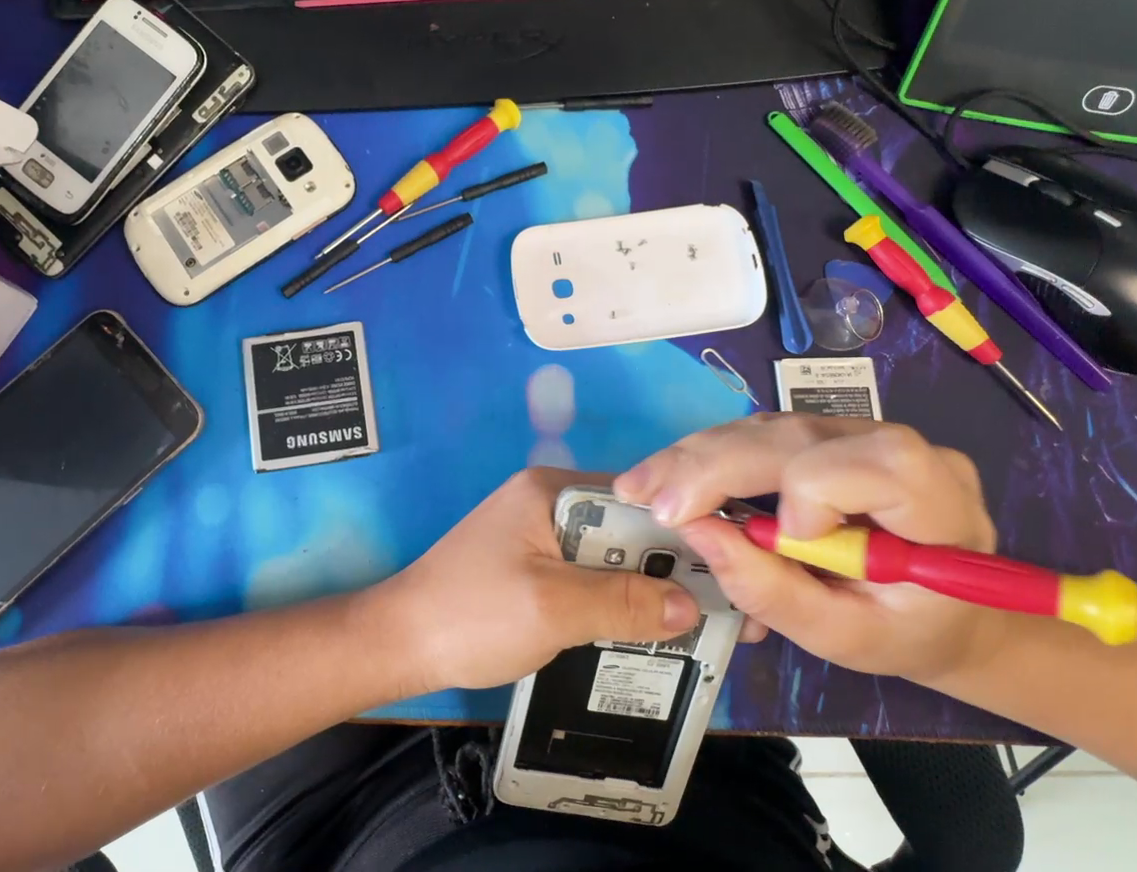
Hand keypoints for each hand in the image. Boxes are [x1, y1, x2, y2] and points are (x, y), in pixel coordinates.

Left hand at [367, 468, 701, 694]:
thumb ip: (623, 602)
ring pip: (614, 557)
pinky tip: (650, 630)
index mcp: (552, 493)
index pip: (641, 501)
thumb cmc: (472, 615)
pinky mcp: (534, 566)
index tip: (737, 574)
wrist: (399, 643)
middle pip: (631, 530)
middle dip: (676, 568)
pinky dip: (620, 601)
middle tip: (731, 613)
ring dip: (650, 590)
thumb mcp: (553, 608)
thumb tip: (691, 606)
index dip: (690, 537)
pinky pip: (592, 578)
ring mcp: (539, 535)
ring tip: (705, 627)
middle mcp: (549, 503)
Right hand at [613, 414, 1002, 684]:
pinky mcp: (819, 435)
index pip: (882, 462)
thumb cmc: (905, 631)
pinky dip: (703, 455)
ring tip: (641, 488)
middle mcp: (897, 449)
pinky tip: (666, 478)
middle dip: (715, 465)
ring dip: (695, 455)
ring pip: (765, 427)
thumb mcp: (846, 638)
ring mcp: (855, 434)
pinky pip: (755, 433)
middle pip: (797, 435)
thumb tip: (698, 533)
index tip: (787, 537)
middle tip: (648, 500)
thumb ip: (775, 593)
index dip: (820, 487)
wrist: (942, 608)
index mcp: (937, 505)